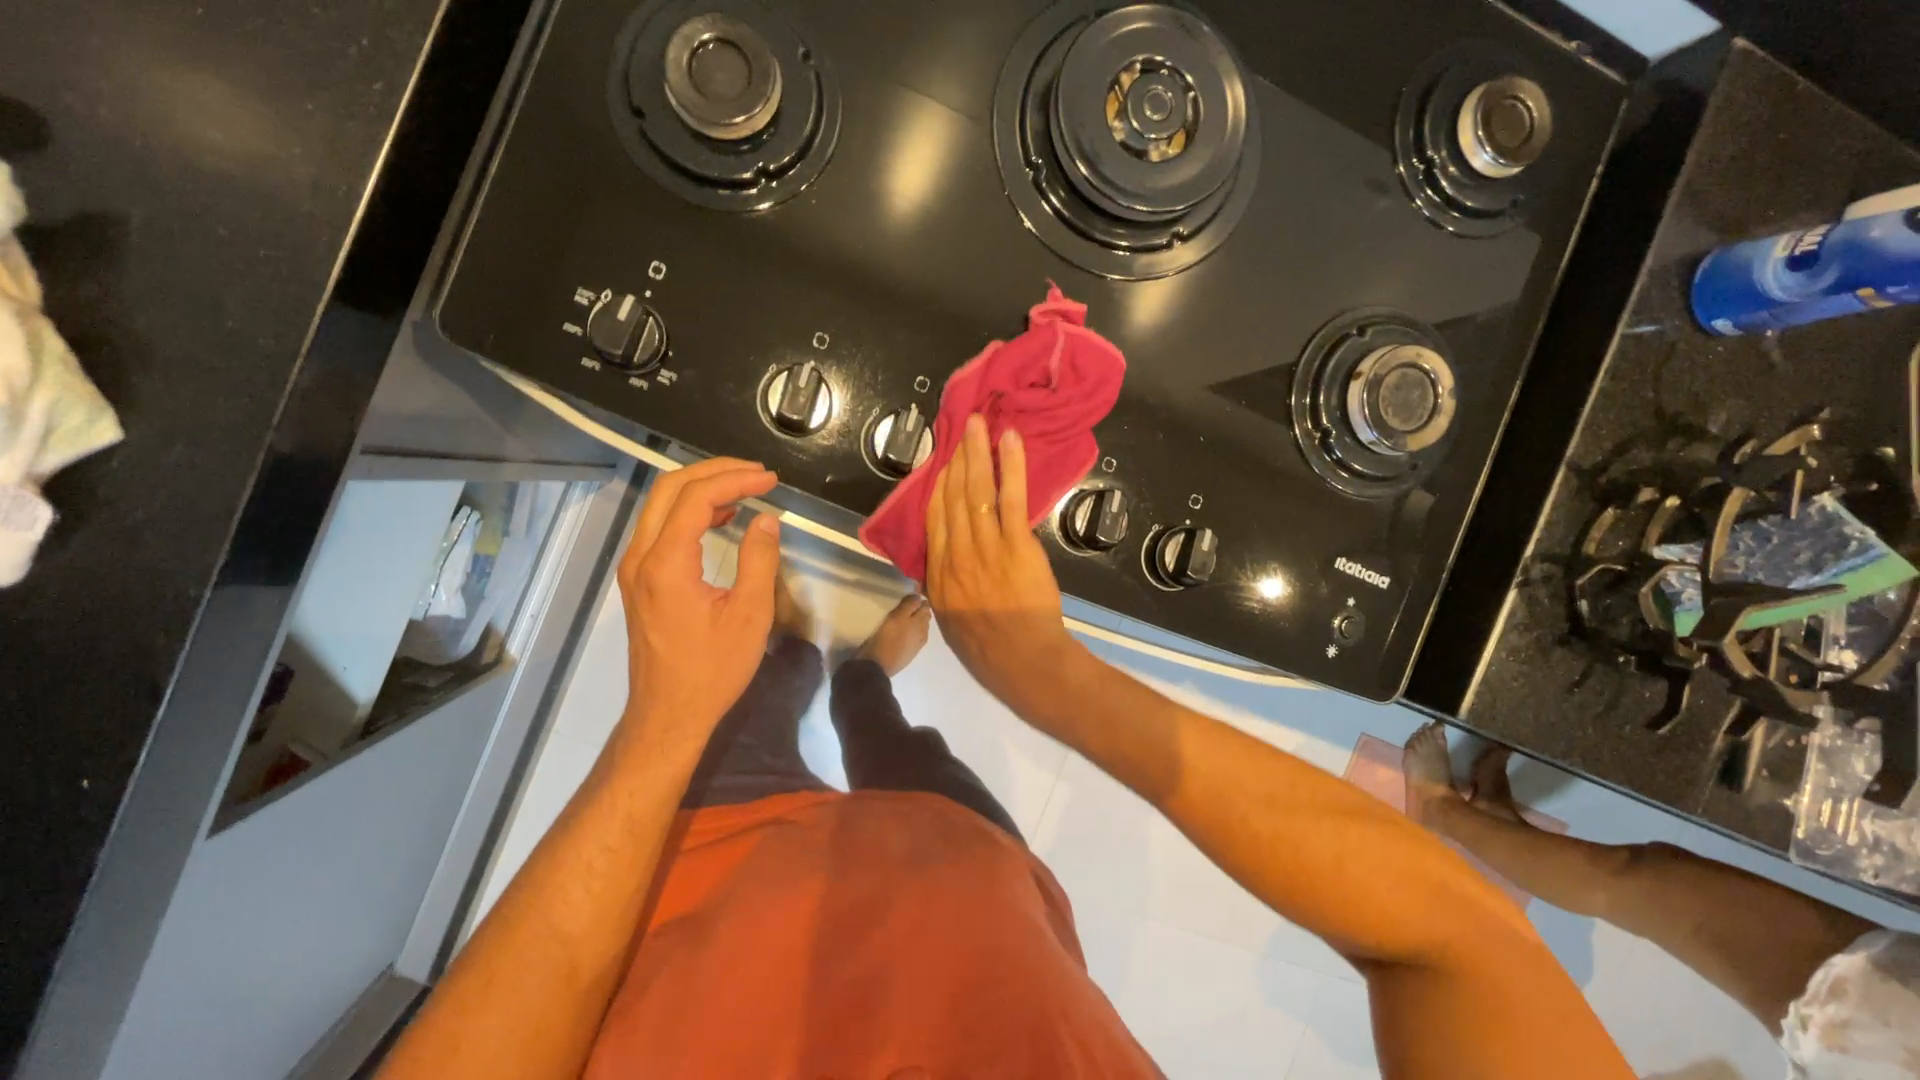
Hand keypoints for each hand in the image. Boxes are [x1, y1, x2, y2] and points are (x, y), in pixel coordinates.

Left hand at [616, 458, 781, 747]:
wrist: (669, 713)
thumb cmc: (712, 671)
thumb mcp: (749, 616)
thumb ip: (758, 560)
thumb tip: (766, 520)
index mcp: (665, 563)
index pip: (696, 498)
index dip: (735, 480)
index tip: (771, 480)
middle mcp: (640, 557)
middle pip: (669, 489)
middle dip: (715, 472)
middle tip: (757, 474)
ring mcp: (634, 568)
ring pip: (660, 505)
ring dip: (701, 489)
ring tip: (746, 488)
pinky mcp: (639, 580)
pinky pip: (659, 527)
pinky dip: (690, 511)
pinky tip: (721, 517)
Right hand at [925, 415, 1080, 703]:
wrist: (1020, 661)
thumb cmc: (988, 648)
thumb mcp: (951, 620)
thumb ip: (944, 586)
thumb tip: (943, 563)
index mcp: (938, 574)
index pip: (933, 520)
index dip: (937, 487)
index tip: (942, 463)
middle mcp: (955, 555)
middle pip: (951, 498)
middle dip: (955, 460)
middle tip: (961, 428)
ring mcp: (985, 548)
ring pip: (976, 492)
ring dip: (977, 454)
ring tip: (979, 424)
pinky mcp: (1016, 546)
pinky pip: (1010, 499)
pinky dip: (1010, 467)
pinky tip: (1009, 441)